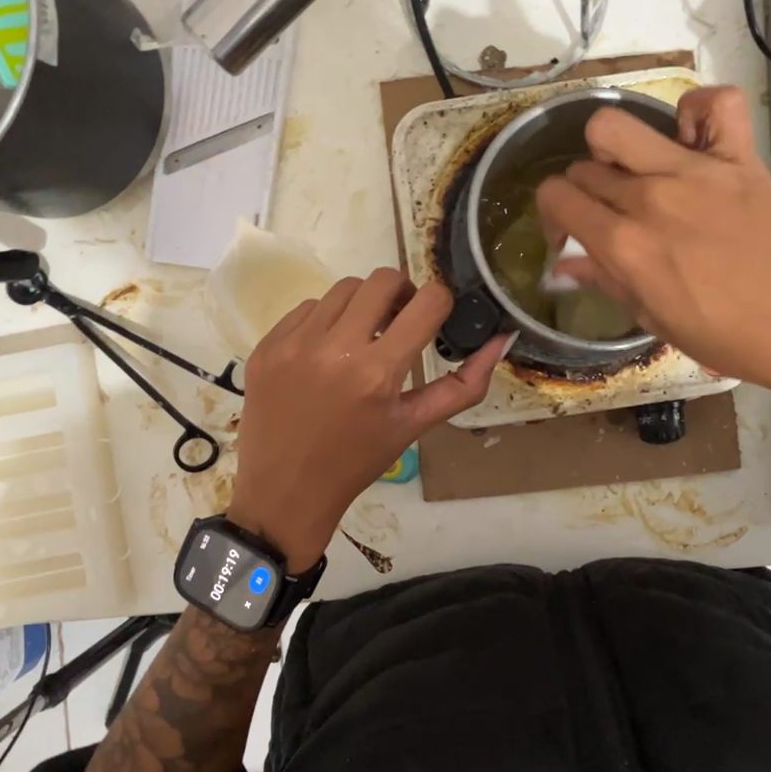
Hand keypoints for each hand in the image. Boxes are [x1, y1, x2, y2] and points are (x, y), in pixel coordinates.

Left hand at [227, 269, 507, 571]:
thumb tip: (502, 340)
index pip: (427, 301)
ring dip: (362, 305)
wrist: (285, 491)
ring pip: (343, 288)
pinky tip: (326, 354)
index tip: (434, 319)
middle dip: (402, 295)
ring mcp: (294, 343)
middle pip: (383, 279)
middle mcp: (334, 347)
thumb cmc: (357, 462)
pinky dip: (326, 321)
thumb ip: (464, 384)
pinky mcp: (268, 345)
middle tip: (400, 324)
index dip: (440, 303)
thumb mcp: (414, 426)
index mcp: (378, 371)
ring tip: (362, 339)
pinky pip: (307, 308)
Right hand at [535, 86, 770, 401]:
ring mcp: (695, 170)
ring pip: (617, 126)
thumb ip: (607, 281)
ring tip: (635, 174)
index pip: (556, 197)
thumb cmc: (729, 337)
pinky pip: (713, 104)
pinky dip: (695, 113)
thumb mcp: (655, 320)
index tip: (568, 235)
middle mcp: (649, 197)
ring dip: (613, 148)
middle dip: (582, 192)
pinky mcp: (739, 157)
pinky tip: (691, 141)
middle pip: (584, 167)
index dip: (551, 215)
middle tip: (605, 218)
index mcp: (623, 244)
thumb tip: (566, 264)